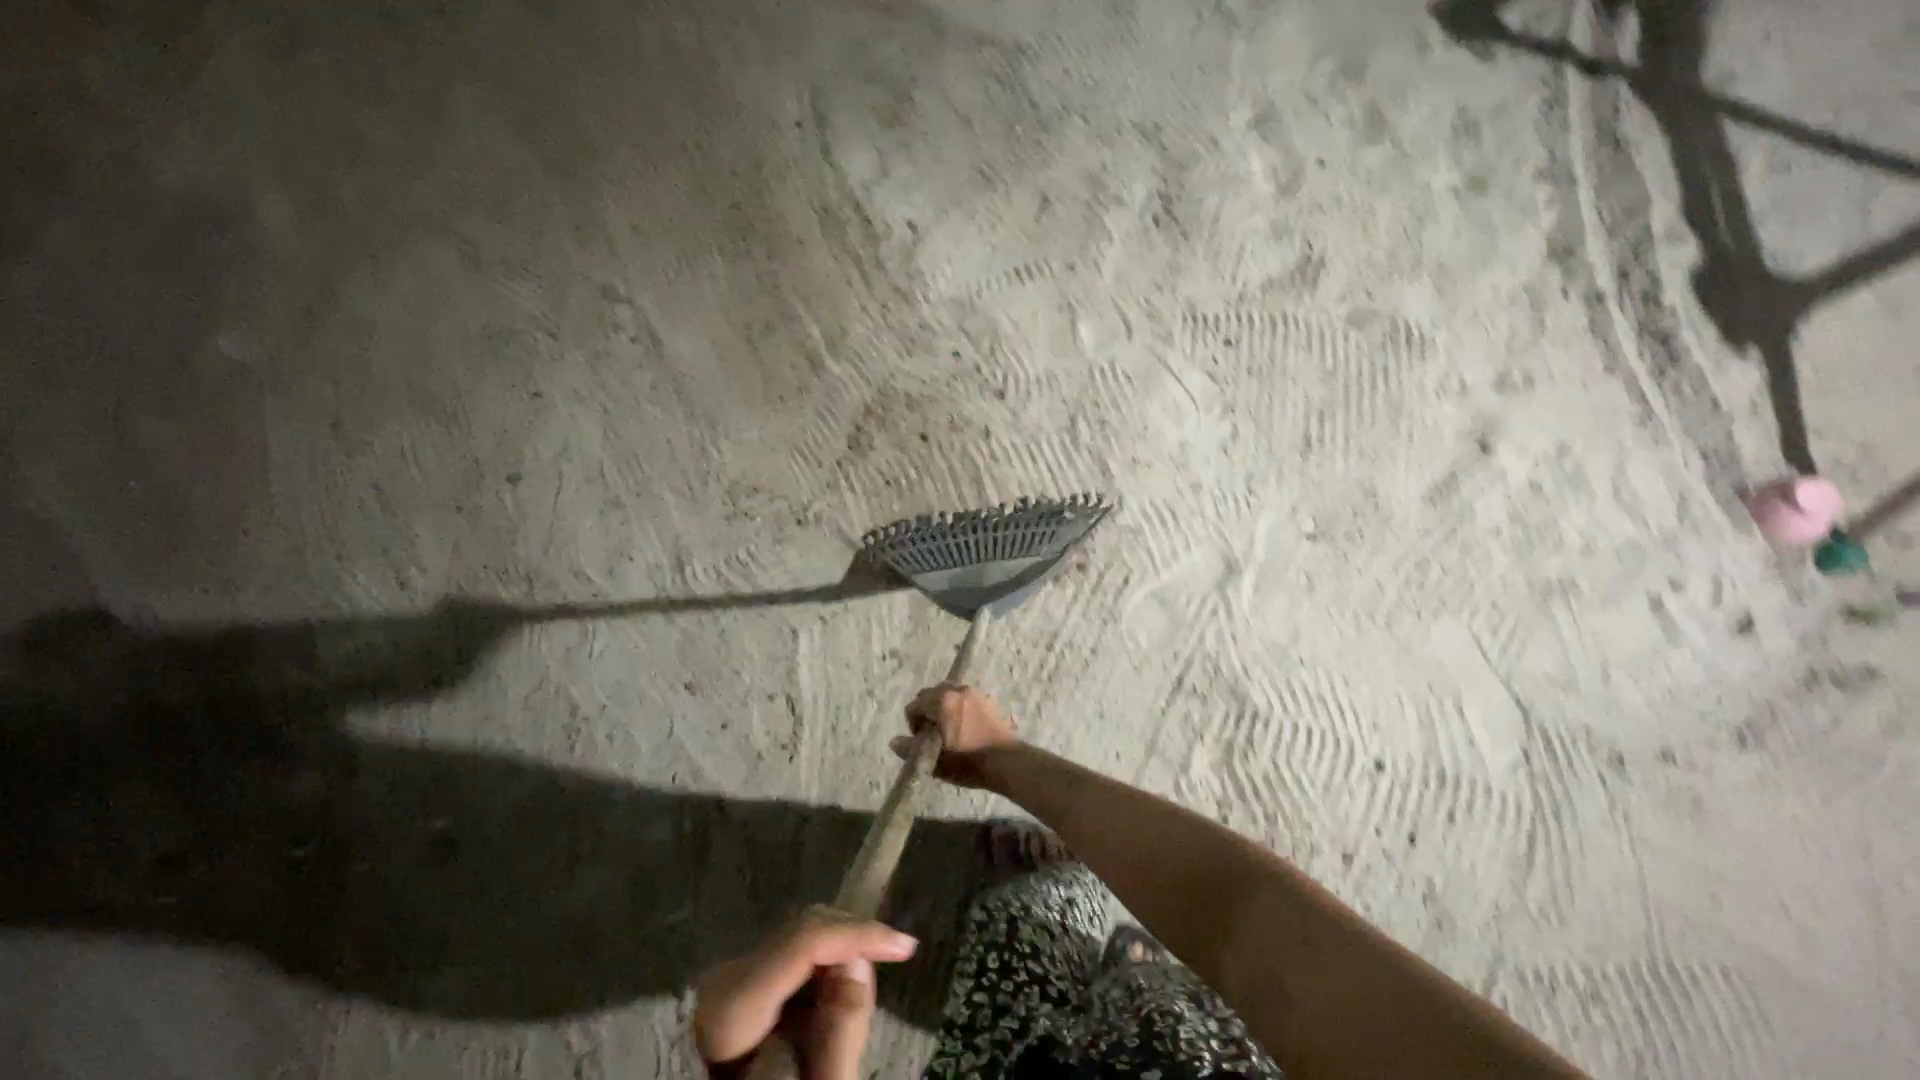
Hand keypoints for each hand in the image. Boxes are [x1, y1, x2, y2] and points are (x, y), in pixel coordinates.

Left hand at [693, 907, 917, 1078]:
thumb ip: (837, 1035)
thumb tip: (861, 965)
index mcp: (735, 1004)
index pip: (806, 943)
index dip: (859, 936)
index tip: (906, 948)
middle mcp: (727, 977)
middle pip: (803, 932)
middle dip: (854, 942)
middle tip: (893, 964)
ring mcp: (729, 977)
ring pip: (800, 939)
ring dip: (841, 955)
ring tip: (859, 1001)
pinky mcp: (736, 983)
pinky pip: (790, 957)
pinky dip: (822, 969)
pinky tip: (833, 1004)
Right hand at [893, 683, 1020, 791]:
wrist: (1008, 762)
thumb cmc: (969, 762)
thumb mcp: (936, 761)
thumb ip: (911, 750)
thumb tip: (894, 741)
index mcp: (942, 701)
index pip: (915, 705)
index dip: (913, 723)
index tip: (921, 740)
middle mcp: (957, 690)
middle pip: (931, 694)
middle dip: (926, 711)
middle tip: (931, 734)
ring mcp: (975, 693)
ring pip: (948, 693)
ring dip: (942, 707)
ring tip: (948, 730)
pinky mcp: (988, 700)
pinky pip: (965, 698)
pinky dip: (958, 707)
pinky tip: (964, 728)